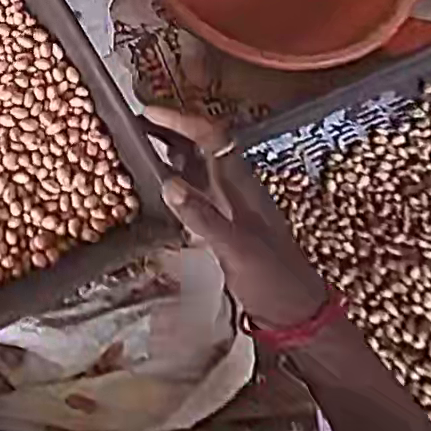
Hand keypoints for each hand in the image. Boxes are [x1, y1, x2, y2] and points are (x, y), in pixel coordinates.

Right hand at [145, 106, 330, 328]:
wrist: (300, 317)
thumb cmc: (274, 280)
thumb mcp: (238, 251)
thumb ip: (203, 217)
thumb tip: (168, 183)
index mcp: (241, 184)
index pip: (211, 136)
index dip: (180, 120)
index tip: (147, 112)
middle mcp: (233, 185)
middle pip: (201, 142)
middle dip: (168, 126)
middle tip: (131, 121)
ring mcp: (227, 201)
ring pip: (195, 161)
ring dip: (167, 146)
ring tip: (134, 140)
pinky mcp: (220, 219)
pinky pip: (191, 184)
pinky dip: (170, 173)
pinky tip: (152, 179)